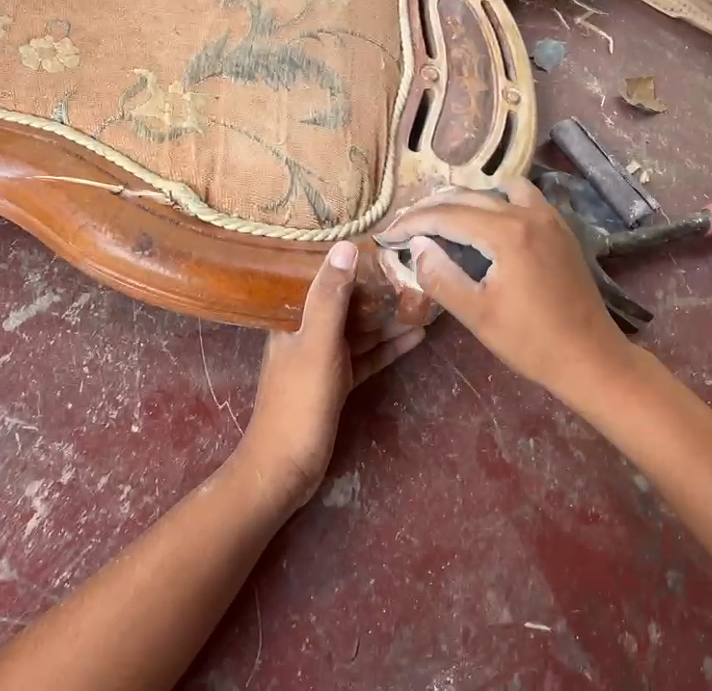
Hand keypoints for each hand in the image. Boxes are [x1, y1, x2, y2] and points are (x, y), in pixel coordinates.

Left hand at [234, 241, 426, 510]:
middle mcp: (307, 332)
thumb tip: (346, 245)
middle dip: (379, 289)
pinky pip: (367, 357)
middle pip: (347, 303)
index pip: (324, 278)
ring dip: (389, 318)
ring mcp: (323, 358)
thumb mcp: (317, 344)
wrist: (285, 467)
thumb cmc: (298, 402)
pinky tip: (417, 336)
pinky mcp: (337, 383)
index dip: (352, 261)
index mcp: (293, 317)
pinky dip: (388, 347)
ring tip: (426, 300)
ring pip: (361, 330)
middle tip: (417, 270)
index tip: (385, 244)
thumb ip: (331, 298)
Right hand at [374, 180, 628, 397]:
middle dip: (432, 208)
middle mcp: (529, 213)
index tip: (387, 235)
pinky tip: (485, 222)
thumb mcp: (476, 314)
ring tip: (443, 218)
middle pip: (469, 197)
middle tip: (405, 226)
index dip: (411, 222)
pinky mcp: (560, 229)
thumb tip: (418, 245)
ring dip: (466, 198)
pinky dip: (496, 200)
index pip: (447, 216)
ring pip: (498, 189)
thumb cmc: (531, 342)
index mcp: (507, 233)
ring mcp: (549, 218)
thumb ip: (441, 276)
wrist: (591, 358)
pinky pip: (522, 197)